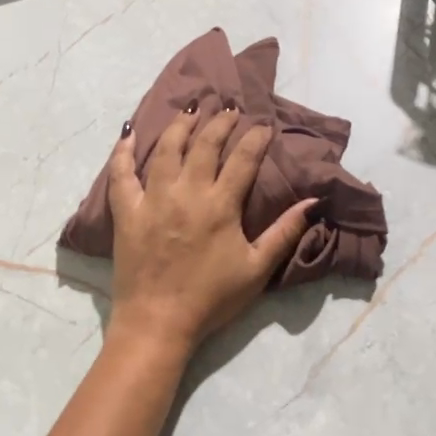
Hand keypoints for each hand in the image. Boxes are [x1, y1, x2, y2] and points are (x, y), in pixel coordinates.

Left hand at [104, 108, 316, 351]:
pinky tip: (128, 134)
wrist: (157, 326)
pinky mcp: (127, 214)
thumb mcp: (257, 268)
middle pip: (205, 144)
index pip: (243, 158)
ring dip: (180, 125)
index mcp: (220, 205)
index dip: (256, 137)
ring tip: (191, 110)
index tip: (264, 125)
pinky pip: (121, 176)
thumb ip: (285, 232)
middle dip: (220, 121)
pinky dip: (122, 153)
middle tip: (230, 109)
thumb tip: (314, 201)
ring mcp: (153, 200)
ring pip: (166, 150)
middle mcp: (187, 193)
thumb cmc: (211, 298)